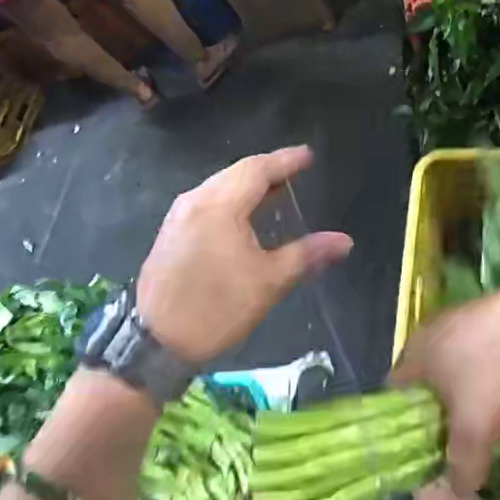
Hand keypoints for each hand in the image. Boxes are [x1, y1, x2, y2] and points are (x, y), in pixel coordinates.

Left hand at [137, 146, 352, 363]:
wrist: (155, 345)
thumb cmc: (216, 309)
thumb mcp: (268, 282)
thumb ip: (307, 255)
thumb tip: (344, 241)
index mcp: (220, 206)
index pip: (257, 169)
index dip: (285, 160)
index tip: (308, 155)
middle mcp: (196, 200)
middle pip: (237, 172)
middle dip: (268, 168)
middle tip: (295, 170)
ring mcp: (179, 214)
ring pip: (219, 184)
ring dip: (248, 183)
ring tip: (275, 189)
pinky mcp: (171, 230)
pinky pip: (207, 199)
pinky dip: (230, 197)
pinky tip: (243, 213)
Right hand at [391, 279, 499, 490]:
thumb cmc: (496, 372)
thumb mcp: (474, 431)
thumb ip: (460, 465)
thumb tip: (459, 487)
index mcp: (415, 352)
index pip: (395, 394)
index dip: (406, 427)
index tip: (426, 452)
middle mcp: (432, 330)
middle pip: (428, 382)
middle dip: (443, 413)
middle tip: (461, 443)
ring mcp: (464, 318)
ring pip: (459, 368)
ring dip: (472, 394)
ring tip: (493, 422)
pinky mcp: (495, 315)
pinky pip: (485, 355)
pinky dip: (495, 376)